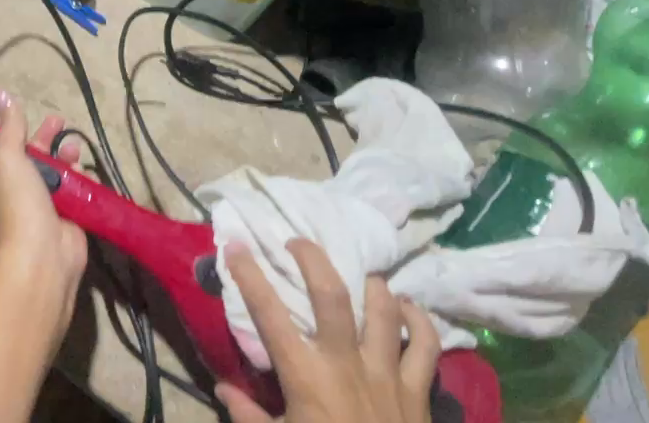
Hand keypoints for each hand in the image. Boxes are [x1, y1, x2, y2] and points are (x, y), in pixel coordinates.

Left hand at [0, 89, 88, 303]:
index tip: (19, 119)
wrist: (46, 254)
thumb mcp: (9, 158)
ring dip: (63, 156)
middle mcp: (10, 193)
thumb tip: (0, 92)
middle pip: (27, 158)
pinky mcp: (63, 216)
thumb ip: (10, 126)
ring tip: (73, 147)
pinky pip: (71, 191)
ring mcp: (38, 206)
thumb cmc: (19, 203)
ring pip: (51, 172)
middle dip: (43, 139)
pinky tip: (85, 169)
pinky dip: (79, 178)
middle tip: (58, 121)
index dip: (5, 135)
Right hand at [218, 239, 440, 422]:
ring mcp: (386, 375)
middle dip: (313, 258)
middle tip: (298, 242)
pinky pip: (426, 347)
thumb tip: (222, 388)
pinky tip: (408, 306)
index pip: (268, 312)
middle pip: (331, 295)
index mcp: (305, 375)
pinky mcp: (419, 392)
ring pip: (382, 311)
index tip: (235, 246)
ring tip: (359, 273)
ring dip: (370, 284)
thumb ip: (248, 415)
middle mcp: (344, 363)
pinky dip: (419, 321)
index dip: (248, 274)